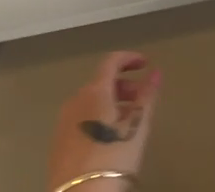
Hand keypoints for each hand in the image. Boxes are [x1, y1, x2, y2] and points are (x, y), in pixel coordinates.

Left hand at [46, 52, 161, 190]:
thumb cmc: (113, 157)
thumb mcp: (136, 127)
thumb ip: (147, 96)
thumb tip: (156, 72)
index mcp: (95, 91)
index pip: (111, 61)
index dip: (129, 58)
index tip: (146, 64)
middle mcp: (76, 99)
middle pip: (101, 82)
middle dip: (124, 85)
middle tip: (141, 100)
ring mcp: (64, 120)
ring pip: (91, 100)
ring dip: (111, 102)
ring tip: (127, 122)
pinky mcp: (58, 140)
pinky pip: (81, 117)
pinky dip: (97, 116)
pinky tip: (108, 137)